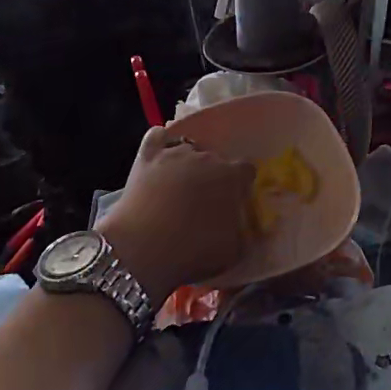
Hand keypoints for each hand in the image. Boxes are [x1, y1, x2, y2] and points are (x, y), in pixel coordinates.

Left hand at [97, 126, 254, 302]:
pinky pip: (156, 138)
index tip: (234, 200)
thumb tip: (241, 221)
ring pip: (188, 149)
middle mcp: (208, 157)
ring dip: (188, 164)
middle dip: (214, 176)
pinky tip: (159, 157)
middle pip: (217, 159)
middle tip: (204, 200)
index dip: (241, 184)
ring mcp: (176, 153)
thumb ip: (243, 229)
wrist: (143, 249)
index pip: (246, 169)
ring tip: (178, 186)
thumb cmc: (194, 251)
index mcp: (232, 176)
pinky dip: (160, 144)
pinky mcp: (147, 156)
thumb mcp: (234, 249)